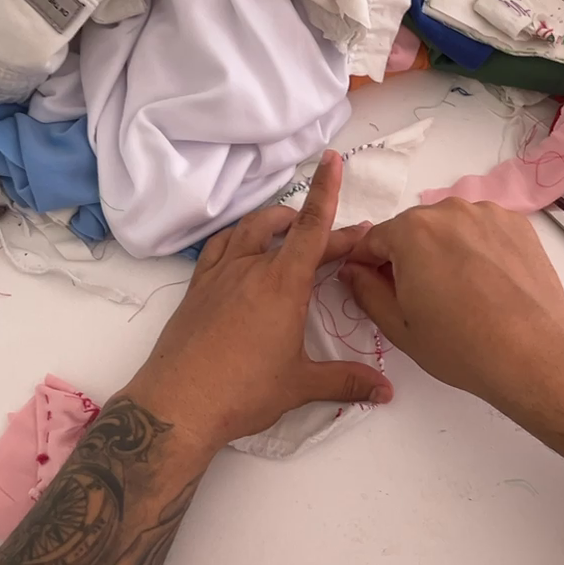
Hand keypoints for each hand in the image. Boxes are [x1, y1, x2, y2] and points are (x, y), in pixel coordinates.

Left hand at [121, 152, 393, 454]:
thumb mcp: (301, 385)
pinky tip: (242, 248)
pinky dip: (237, 237)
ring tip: (289, 227)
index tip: (332, 160)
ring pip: (248, 229)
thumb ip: (346, 380)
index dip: (326, 191)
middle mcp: (251, 268)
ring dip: (273, 222)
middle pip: (287, 230)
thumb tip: (386, 390)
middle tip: (339, 240)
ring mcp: (219, 274)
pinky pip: (219, 246)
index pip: (311, 228)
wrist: (178, 404)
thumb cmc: (244, 391)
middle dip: (315, 226)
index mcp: (282, 284)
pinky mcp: (197, 287)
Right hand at [341, 199, 563, 414]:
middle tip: (421, 297)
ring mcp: (487, 214)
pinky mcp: (518, 224)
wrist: (534, 353)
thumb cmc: (459, 345)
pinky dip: (476, 249)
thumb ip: (366, 291)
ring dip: (443, 250)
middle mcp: (447, 210)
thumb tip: (352, 270)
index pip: (372, 240)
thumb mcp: (398, 326)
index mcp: (410, 231)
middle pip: (412, 230)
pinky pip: (481, 231)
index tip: (373, 288)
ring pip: (449, 228)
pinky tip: (486, 283)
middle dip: (407, 256)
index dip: (366, 266)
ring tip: (459, 291)